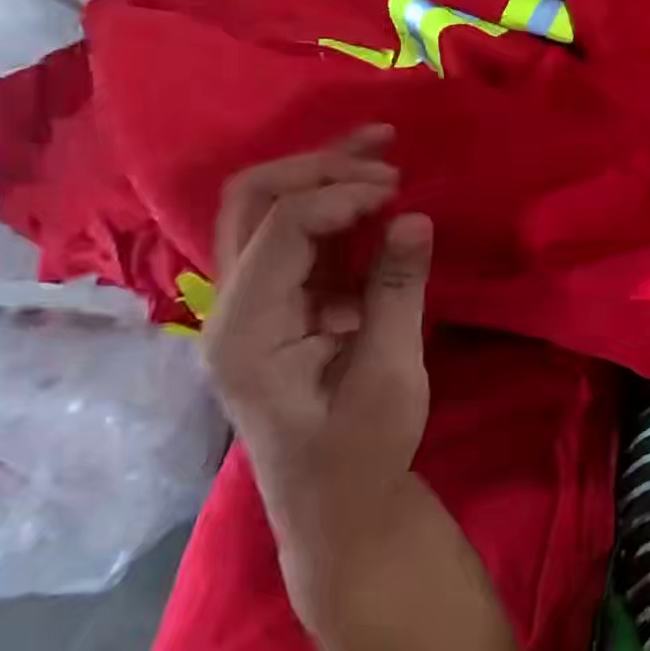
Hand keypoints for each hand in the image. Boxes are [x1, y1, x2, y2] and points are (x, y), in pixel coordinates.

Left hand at [203, 124, 433, 498]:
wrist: (339, 507)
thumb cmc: (362, 453)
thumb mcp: (390, 375)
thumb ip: (396, 291)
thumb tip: (417, 218)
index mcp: (246, 331)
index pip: (281, 229)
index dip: (340, 196)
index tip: (400, 195)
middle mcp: (231, 306)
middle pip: (252, 200)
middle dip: (318, 166)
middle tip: (384, 156)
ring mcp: (251, 302)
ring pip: (267, 207)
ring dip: (323, 171)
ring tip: (380, 143)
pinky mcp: (279, 303)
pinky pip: (297, 233)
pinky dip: (336, 203)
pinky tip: (375, 189)